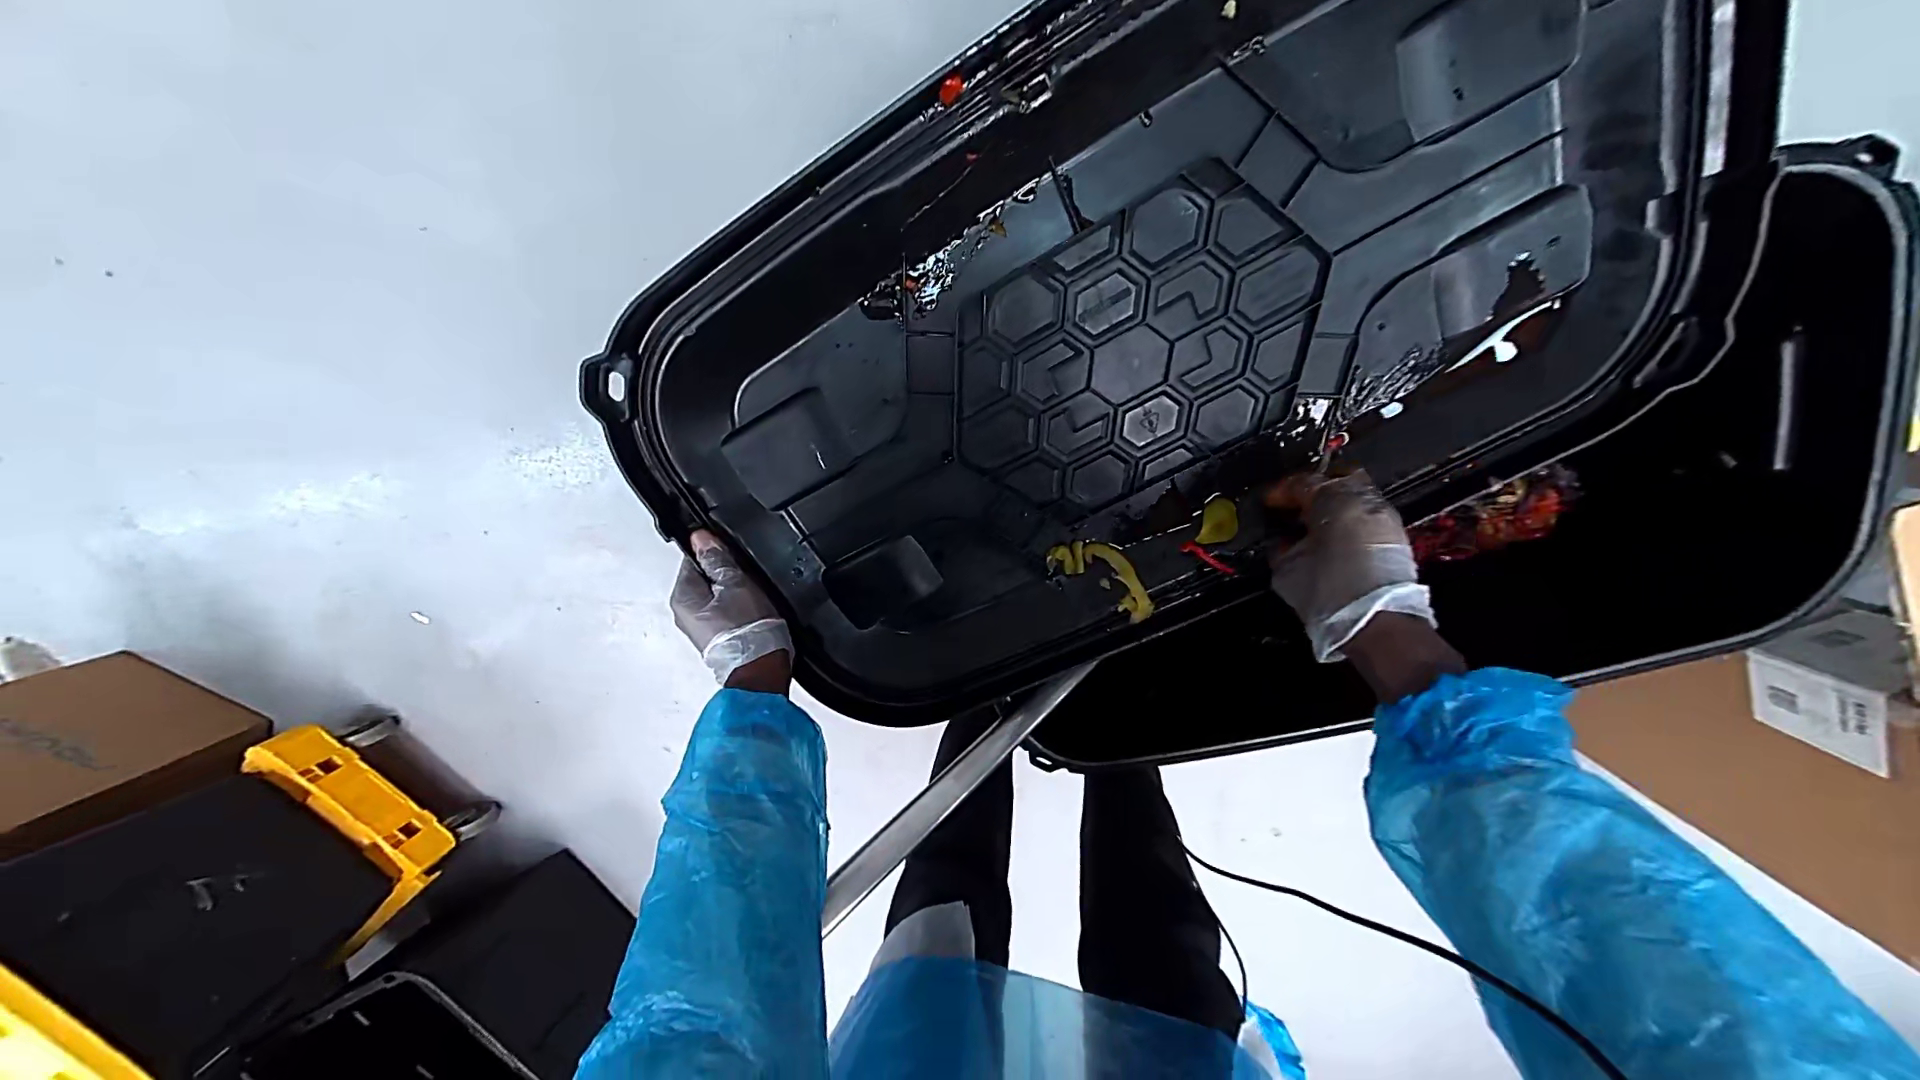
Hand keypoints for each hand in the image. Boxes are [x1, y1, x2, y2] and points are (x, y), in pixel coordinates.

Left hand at [670, 531, 792, 689]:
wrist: (760, 668)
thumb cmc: (748, 631)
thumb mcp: (735, 583)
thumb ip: (716, 558)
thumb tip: (701, 539)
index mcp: (682, 597)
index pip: (693, 559)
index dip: (716, 554)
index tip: (734, 558)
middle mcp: (683, 614)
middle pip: (704, 579)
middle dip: (725, 576)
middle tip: (746, 581)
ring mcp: (699, 629)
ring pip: (715, 597)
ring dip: (732, 594)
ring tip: (751, 600)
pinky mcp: (715, 638)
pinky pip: (723, 614)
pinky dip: (737, 610)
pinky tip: (751, 614)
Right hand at [1263, 470, 1435, 661]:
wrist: (1377, 624)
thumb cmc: (1326, 593)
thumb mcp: (1287, 568)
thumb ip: (1281, 545)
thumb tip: (1281, 540)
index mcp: (1334, 502)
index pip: (1301, 483)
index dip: (1279, 491)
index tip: (1268, 502)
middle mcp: (1364, 502)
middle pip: (1336, 479)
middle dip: (1313, 489)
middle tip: (1293, 506)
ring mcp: (1384, 517)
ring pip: (1356, 495)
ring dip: (1333, 505)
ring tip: (1312, 525)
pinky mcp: (1396, 537)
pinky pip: (1366, 515)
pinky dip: (1348, 520)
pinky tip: (1332, 539)